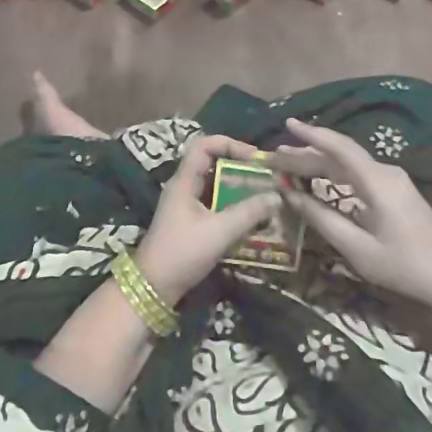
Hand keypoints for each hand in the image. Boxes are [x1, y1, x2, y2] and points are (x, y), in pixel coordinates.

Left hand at [133, 135, 280, 301]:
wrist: (153, 287)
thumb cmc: (182, 252)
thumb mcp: (219, 231)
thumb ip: (249, 213)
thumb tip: (277, 196)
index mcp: (184, 181)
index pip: (204, 146)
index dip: (229, 144)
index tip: (254, 157)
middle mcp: (184, 187)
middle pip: (212, 163)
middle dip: (240, 167)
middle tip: (266, 176)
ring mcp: (186, 205)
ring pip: (215, 185)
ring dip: (239, 188)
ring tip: (264, 195)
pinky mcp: (191, 222)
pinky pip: (215, 204)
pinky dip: (233, 205)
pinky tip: (252, 217)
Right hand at [270, 118, 431, 310]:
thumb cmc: (405, 266)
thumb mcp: (358, 249)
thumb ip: (322, 219)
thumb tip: (290, 195)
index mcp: (377, 183)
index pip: (339, 148)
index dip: (311, 134)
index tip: (286, 124)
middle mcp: (384, 173)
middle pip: (339, 155)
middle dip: (305, 154)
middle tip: (274, 159)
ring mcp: (392, 180)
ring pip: (347, 163)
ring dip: (317, 163)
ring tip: (287, 165)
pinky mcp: (394, 190)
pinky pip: (357, 173)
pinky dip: (332, 172)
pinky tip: (316, 177)